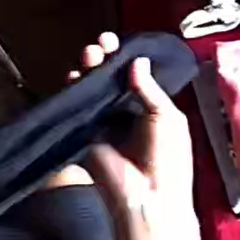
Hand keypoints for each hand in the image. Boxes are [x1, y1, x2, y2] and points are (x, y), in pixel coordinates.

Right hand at [69, 34, 204, 239]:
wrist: (146, 197)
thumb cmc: (167, 161)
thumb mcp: (167, 117)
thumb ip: (149, 89)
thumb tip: (135, 61)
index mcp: (149, 108)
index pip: (133, 76)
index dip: (124, 58)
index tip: (117, 42)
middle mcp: (124, 112)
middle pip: (109, 79)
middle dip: (103, 58)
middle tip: (100, 44)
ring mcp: (102, 122)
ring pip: (90, 89)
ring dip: (88, 69)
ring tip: (88, 54)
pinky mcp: (84, 133)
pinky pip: (75, 108)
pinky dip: (72, 90)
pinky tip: (74, 77)